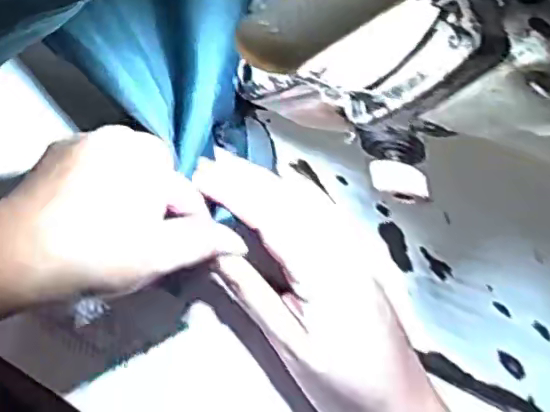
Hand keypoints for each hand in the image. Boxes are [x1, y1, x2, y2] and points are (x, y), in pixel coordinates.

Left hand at [0, 127, 247, 309]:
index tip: (183, 249)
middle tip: (151, 232)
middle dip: (158, 192)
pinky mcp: (52, 151)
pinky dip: (99, 177)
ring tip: (121, 223)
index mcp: (139, 154)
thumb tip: (233, 240)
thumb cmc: (97, 250)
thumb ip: (200, 242)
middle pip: (151, 162)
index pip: (185, 187)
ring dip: (128, 183)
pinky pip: (91, 159)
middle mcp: (108, 136)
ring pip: (119, 158)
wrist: (24, 245)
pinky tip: (90, 209)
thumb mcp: (159, 255)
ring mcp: (76, 139)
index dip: (192, 221)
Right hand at [194, 154, 445, 411]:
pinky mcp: (356, 259)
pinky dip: (288, 188)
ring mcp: (355, 255)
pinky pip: (320, 210)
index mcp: (327, 276)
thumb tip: (208, 242)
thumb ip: (249, 289)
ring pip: (306, 200)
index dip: (230, 190)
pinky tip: (272, 180)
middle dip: (242, 176)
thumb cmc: (348, 388)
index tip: (194, 175)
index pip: (270, 217)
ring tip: (224, 161)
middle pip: (289, 200)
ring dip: (262, 176)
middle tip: (198, 160)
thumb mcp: (290, 346)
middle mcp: (345, 256)